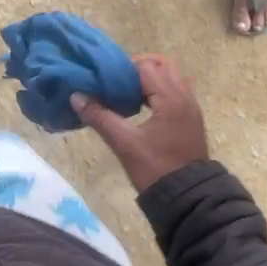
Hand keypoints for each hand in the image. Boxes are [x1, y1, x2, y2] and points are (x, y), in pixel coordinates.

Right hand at [72, 53, 208, 191]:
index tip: (106, 79)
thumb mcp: (124, 143)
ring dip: (151, 78)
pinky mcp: (190, 120)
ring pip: (172, 77)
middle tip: (119, 81)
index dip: (124, 68)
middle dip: (140, 67)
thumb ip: (100, 116)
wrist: (188, 200)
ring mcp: (191, 109)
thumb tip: (76, 96)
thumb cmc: (156, 169)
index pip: (146, 66)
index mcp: (171, 99)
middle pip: (164, 65)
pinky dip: (159, 90)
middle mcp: (185, 98)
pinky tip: (140, 107)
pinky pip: (176, 91)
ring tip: (128, 92)